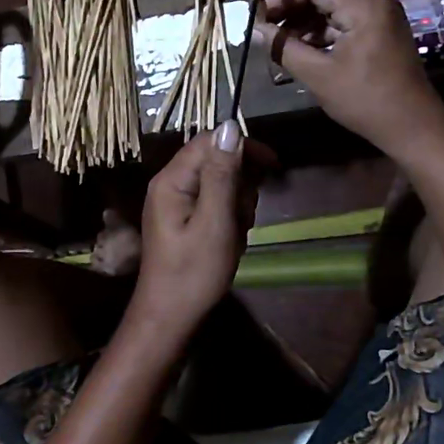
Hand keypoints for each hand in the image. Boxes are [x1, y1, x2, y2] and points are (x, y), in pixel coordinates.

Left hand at [130, 122, 273, 336]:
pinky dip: (230, 218)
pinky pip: (216, 203)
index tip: (273, 166)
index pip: (210, 141)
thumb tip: (230, 126)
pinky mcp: (186, 218)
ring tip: (236, 234)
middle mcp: (171, 184)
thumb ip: (222, 174)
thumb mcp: (215, 222)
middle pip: (217, 161)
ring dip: (238, 205)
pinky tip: (231, 240)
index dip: (242, 147)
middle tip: (243, 218)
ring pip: (221, 183)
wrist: (171, 318)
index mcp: (172, 180)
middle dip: (240, 185)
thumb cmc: (194, 273)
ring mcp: (177, 202)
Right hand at [253, 0, 443, 153]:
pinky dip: (323, 33)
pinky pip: (346, 23)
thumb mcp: (318, 75)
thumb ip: (284, 48)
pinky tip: (303, 50)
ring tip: (280, 43)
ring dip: (306, 22)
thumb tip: (256, 30)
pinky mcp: (382, 34)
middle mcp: (375, 3)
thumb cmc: (365, 101)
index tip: (260, 16)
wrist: (413, 127)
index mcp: (364, 6)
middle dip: (292, 9)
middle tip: (265, 29)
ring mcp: (382, 18)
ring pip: (334, 8)